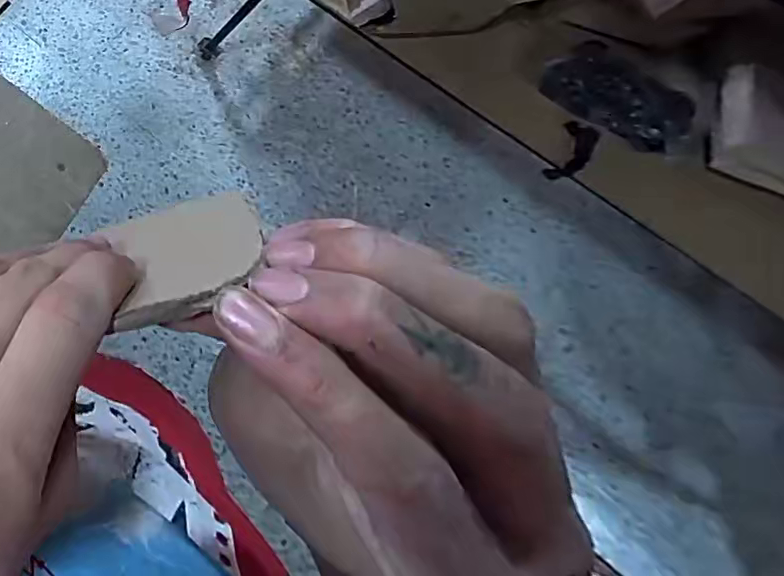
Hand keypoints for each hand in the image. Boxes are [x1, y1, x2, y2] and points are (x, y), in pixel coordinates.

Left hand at [0, 240, 138, 575]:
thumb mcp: (34, 509)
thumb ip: (69, 410)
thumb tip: (83, 308)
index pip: (61, 323)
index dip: (100, 278)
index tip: (121, 263)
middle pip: (18, 284)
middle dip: (65, 262)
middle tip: (90, 257)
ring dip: (14, 266)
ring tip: (34, 275)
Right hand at [187, 219, 590, 575]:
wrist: (390, 497)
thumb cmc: (320, 487)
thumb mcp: (270, 452)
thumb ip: (259, 378)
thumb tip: (234, 298)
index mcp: (451, 560)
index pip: (403, 470)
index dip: (316, 380)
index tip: (236, 312)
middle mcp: (533, 507)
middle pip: (487, 400)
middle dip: (365, 317)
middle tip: (267, 278)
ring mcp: (549, 425)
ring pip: (499, 327)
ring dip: (381, 268)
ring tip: (289, 251)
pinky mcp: (522, 358)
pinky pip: (473, 288)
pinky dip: (387, 249)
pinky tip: (317, 240)